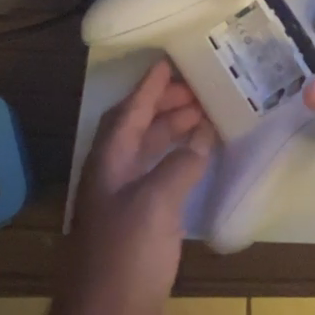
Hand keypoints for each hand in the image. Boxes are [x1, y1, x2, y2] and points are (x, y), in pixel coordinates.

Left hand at [55, 58, 215, 314]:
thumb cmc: (125, 255)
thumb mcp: (156, 204)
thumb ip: (181, 164)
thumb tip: (203, 136)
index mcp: (109, 160)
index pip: (130, 109)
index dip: (150, 85)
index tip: (171, 59)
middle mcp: (112, 172)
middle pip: (138, 125)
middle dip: (165, 103)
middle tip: (199, 88)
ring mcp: (121, 198)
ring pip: (147, 149)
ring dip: (172, 129)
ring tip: (204, 115)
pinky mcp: (135, 222)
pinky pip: (156, 172)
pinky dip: (177, 158)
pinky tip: (196, 158)